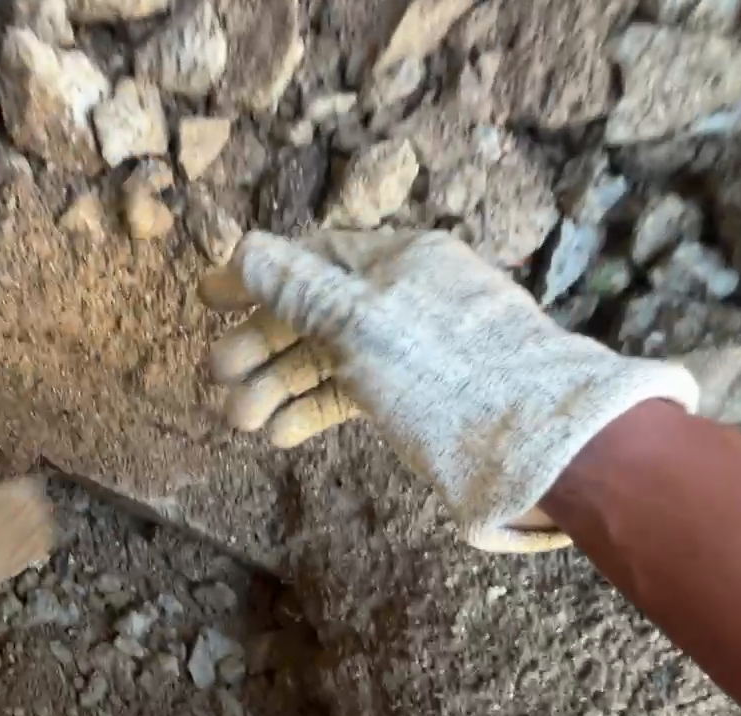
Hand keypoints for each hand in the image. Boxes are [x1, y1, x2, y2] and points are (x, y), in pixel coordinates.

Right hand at [199, 229, 700, 552]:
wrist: (532, 441)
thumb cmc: (442, 367)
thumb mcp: (362, 320)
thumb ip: (299, 289)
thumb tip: (244, 249)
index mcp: (395, 263)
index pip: (312, 257)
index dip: (256, 278)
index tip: (208, 299)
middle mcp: (394, 300)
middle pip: (306, 315)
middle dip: (257, 347)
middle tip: (216, 374)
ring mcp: (398, 351)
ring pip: (319, 362)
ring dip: (273, 389)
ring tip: (239, 420)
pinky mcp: (402, 396)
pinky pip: (342, 395)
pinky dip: (308, 413)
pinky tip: (279, 435)